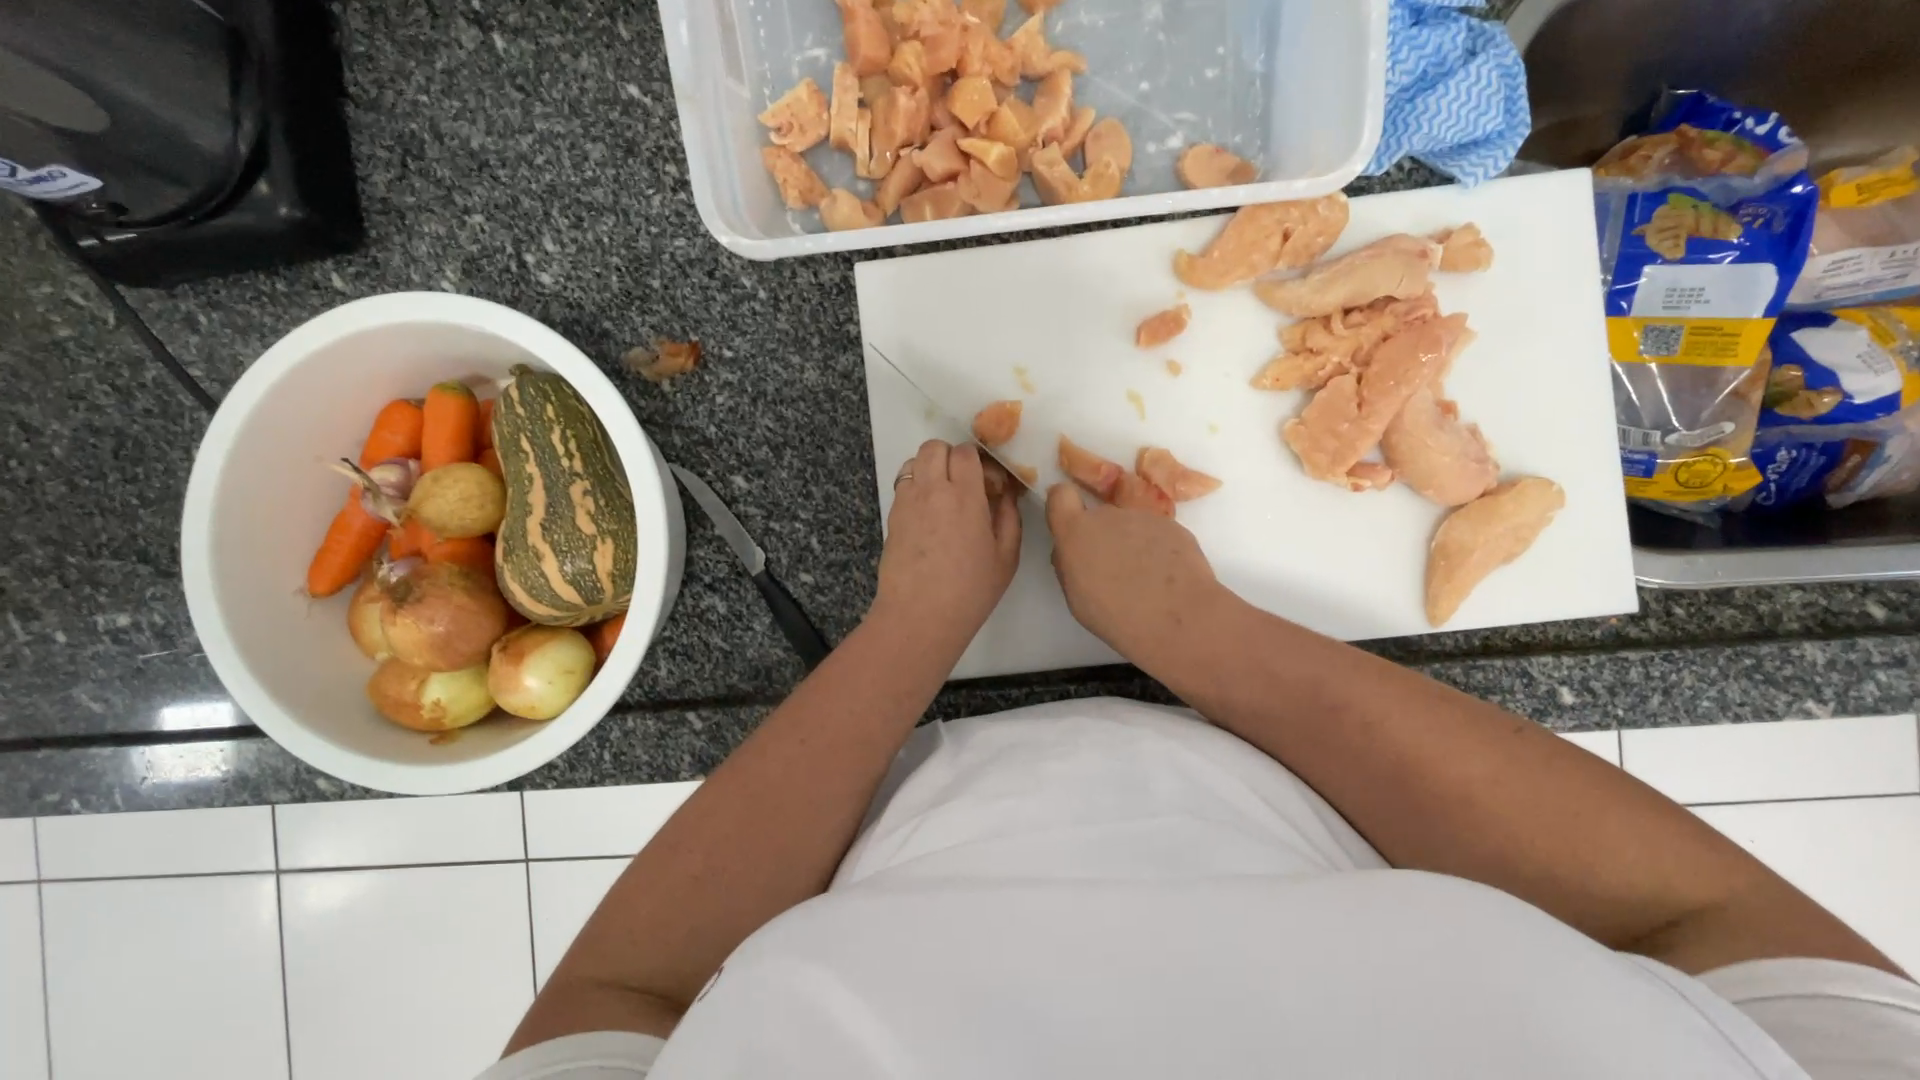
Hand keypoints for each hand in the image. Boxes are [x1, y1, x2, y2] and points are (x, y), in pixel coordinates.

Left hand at [872, 441, 1021, 645]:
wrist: (919, 615)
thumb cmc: (970, 591)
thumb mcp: (1006, 558)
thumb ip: (1009, 518)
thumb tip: (1006, 494)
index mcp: (965, 496)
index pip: (966, 452)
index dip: (978, 460)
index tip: (988, 482)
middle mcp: (933, 490)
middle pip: (935, 447)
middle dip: (951, 457)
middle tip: (964, 482)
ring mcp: (908, 502)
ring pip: (915, 461)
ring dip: (930, 468)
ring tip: (943, 495)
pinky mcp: (892, 516)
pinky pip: (904, 485)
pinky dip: (917, 487)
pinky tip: (928, 515)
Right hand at [1045, 483, 1231, 664]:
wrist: (1177, 618)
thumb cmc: (1117, 616)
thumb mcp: (1076, 598)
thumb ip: (1069, 566)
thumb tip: (1072, 552)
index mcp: (1077, 532)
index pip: (1060, 495)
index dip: (1063, 507)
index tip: (1070, 526)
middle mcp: (1109, 515)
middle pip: (1099, 517)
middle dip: (1102, 537)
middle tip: (1114, 572)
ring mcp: (1144, 517)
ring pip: (1130, 526)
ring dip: (1132, 544)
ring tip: (1145, 579)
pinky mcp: (1173, 526)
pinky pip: (1157, 534)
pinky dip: (1158, 550)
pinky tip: (1166, 578)